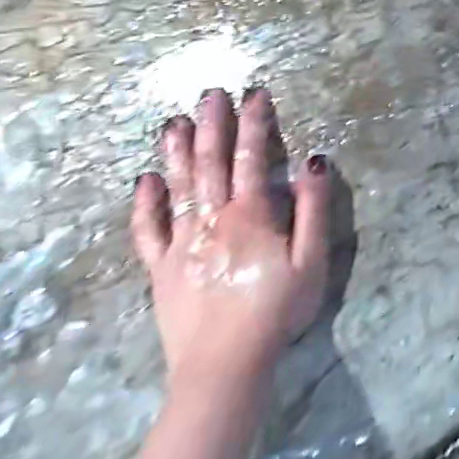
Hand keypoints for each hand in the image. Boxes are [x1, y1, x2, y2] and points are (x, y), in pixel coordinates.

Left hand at [130, 88, 329, 383]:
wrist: (225, 365)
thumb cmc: (277, 310)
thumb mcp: (311, 261)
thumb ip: (313, 209)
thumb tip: (313, 163)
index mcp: (251, 215)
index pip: (252, 158)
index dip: (255, 123)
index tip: (255, 93)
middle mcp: (213, 219)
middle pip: (211, 163)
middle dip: (212, 125)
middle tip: (210, 93)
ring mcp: (182, 243)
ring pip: (179, 187)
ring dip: (178, 152)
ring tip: (175, 122)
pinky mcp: (161, 268)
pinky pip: (148, 231)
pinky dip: (145, 204)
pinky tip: (144, 180)